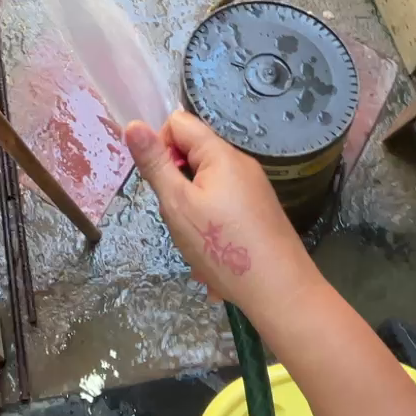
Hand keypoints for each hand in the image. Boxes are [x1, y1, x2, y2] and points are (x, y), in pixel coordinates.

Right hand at [124, 111, 323, 321]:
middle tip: (178, 218)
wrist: (282, 293)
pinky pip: (223, 206)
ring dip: (191, 212)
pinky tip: (212, 260)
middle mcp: (239, 163)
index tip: (162, 183)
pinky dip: (211, 226)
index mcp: (220, 153)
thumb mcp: (177, 204)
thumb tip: (132, 124)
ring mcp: (252, 188)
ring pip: (206, 185)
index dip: (161, 147)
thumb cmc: (223, 246)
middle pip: (192, 155)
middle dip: (176, 185)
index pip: (178, 123)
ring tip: (195, 246)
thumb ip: (154, 163)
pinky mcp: (259, 211)